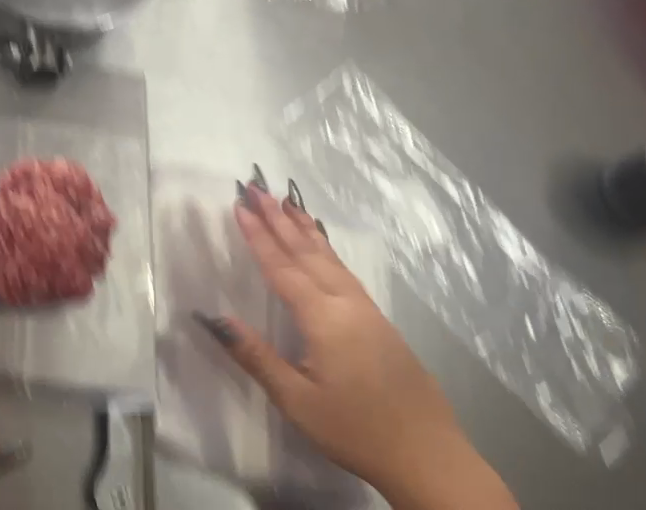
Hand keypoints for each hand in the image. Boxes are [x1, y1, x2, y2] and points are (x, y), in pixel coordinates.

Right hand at [195, 187, 516, 509]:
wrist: (431, 459)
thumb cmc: (356, 430)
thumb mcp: (297, 400)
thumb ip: (256, 356)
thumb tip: (215, 318)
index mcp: (324, 319)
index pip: (283, 267)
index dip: (258, 236)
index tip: (239, 205)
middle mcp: (347, 305)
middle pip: (308, 253)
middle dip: (280, 219)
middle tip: (257, 187)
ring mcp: (369, 313)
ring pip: (331, 259)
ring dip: (304, 229)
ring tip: (286, 202)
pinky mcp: (381, 325)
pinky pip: (345, 272)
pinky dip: (326, 249)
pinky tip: (322, 248)